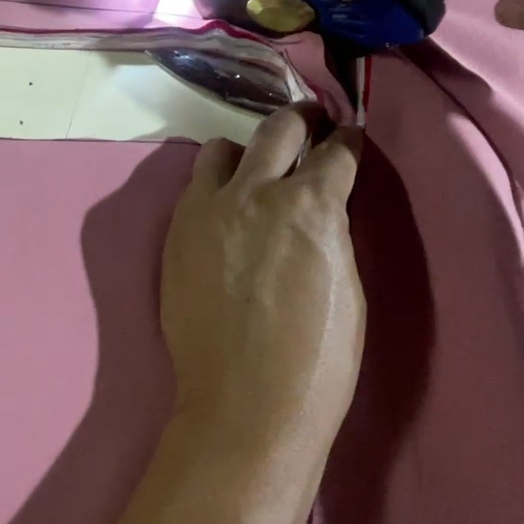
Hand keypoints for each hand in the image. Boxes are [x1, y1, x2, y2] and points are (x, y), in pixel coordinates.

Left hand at [80, 105, 363, 523]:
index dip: (347, 141)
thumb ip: (329, 231)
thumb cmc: (317, 359)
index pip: (335, 152)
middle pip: (277, 129)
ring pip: (221, 149)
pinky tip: (224, 211)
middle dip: (300, 122)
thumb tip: (320, 206)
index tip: (348, 135)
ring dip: (245, 153)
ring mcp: (206, 208)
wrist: (244, 402)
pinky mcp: (175, 230)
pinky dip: (214, 188)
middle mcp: (254, 192)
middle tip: (309, 125)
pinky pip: (194, 188)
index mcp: (309, 206)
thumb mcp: (345, 285)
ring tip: (254, 171)